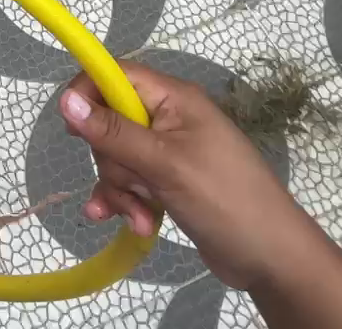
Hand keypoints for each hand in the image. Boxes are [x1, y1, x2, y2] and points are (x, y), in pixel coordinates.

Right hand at [59, 61, 327, 291]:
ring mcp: (168, 150)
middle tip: (132, 185)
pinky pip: (127, 179)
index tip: (71, 125)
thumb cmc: (227, 202)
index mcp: (174, 99)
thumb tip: (64, 100)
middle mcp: (168, 118)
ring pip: (115, 155)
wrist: (278, 266)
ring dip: (118, 187)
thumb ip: (113, 132)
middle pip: (109, 120)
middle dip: (111, 160)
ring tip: (138, 217)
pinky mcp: (166, 179)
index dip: (87, 92)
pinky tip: (122, 220)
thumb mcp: (165, 165)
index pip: (114, 75)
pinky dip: (122, 199)